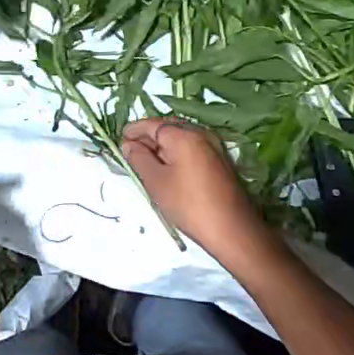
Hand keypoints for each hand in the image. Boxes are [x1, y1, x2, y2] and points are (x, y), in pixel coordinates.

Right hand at [121, 118, 272, 257]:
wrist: (233, 230)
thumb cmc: (189, 204)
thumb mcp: (156, 181)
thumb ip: (139, 158)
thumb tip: (129, 144)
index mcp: (184, 136)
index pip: (153, 124)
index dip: (134, 130)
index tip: (120, 139)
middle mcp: (202, 135)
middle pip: (168, 128)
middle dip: (148, 136)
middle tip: (130, 150)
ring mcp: (214, 147)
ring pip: (181, 138)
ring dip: (162, 145)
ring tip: (146, 160)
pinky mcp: (220, 161)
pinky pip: (192, 148)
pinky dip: (176, 152)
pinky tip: (167, 167)